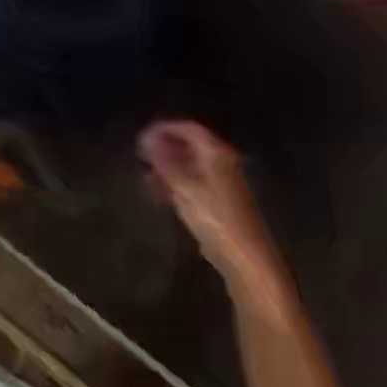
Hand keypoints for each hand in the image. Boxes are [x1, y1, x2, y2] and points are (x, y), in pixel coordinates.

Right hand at [140, 121, 276, 284]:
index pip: (189, 129)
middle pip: (189, 146)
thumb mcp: (184, 188)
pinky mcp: (219, 200)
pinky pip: (193, 183)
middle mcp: (222, 162)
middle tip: (141, 157)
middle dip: (164, 149)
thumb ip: (165, 162)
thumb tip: (149, 139)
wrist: (245, 257)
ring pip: (190, 166)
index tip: (142, 138)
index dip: (164, 129)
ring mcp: (222, 182)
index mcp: (217, 153)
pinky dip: (176, 184)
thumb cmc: (215, 218)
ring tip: (147, 180)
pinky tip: (161, 196)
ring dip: (168, 169)